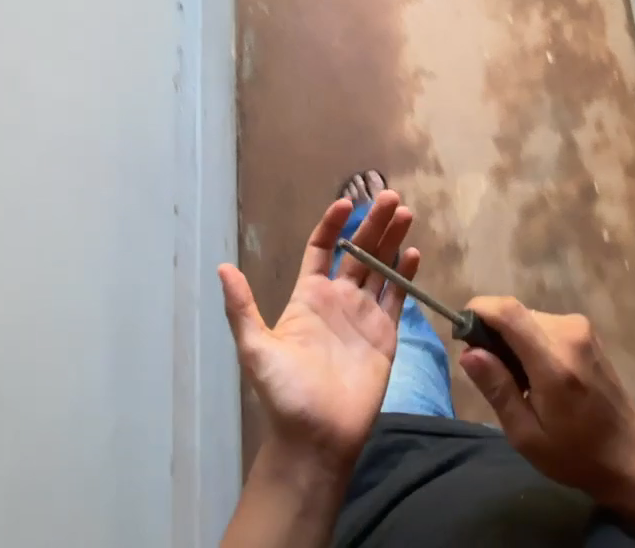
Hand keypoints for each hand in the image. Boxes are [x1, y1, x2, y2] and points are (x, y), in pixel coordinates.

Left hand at [218, 190, 421, 466]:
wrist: (315, 438)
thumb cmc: (283, 393)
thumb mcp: (255, 348)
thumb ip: (242, 308)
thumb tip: (222, 268)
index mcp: (308, 297)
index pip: (321, 249)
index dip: (333, 224)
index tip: (346, 202)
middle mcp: (338, 299)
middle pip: (358, 252)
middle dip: (373, 223)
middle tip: (390, 197)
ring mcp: (363, 316)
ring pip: (381, 268)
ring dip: (392, 241)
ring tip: (406, 214)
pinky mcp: (385, 334)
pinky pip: (396, 298)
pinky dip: (405, 275)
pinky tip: (412, 253)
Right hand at [458, 296, 634, 497]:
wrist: (629, 452)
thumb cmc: (574, 453)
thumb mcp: (526, 435)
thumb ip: (498, 389)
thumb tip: (468, 353)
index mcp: (553, 361)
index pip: (508, 312)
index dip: (479, 310)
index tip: (461, 331)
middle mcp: (568, 333)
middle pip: (516, 313)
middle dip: (495, 333)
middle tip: (492, 373)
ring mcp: (581, 328)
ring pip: (529, 317)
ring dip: (514, 339)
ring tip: (519, 380)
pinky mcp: (586, 330)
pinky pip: (544, 324)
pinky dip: (531, 340)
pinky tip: (539, 373)